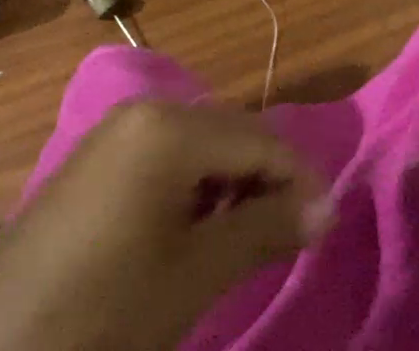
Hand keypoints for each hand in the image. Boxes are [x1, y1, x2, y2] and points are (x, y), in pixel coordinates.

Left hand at [0, 101, 330, 350]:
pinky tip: (195, 231)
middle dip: (267, 181)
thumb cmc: (108, 308)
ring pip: (199, 147)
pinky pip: (163, 159)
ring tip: (247, 237)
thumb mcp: (197, 272)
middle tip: (290, 234)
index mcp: (169, 126)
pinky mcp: (91, 162)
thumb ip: (266, 228)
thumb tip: (327, 209)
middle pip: (232, 135)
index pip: (263, 141)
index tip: (325, 228)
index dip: (301, 182)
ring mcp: (111, 134)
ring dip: (231, 186)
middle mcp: (142, 111)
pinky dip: (192, 188)